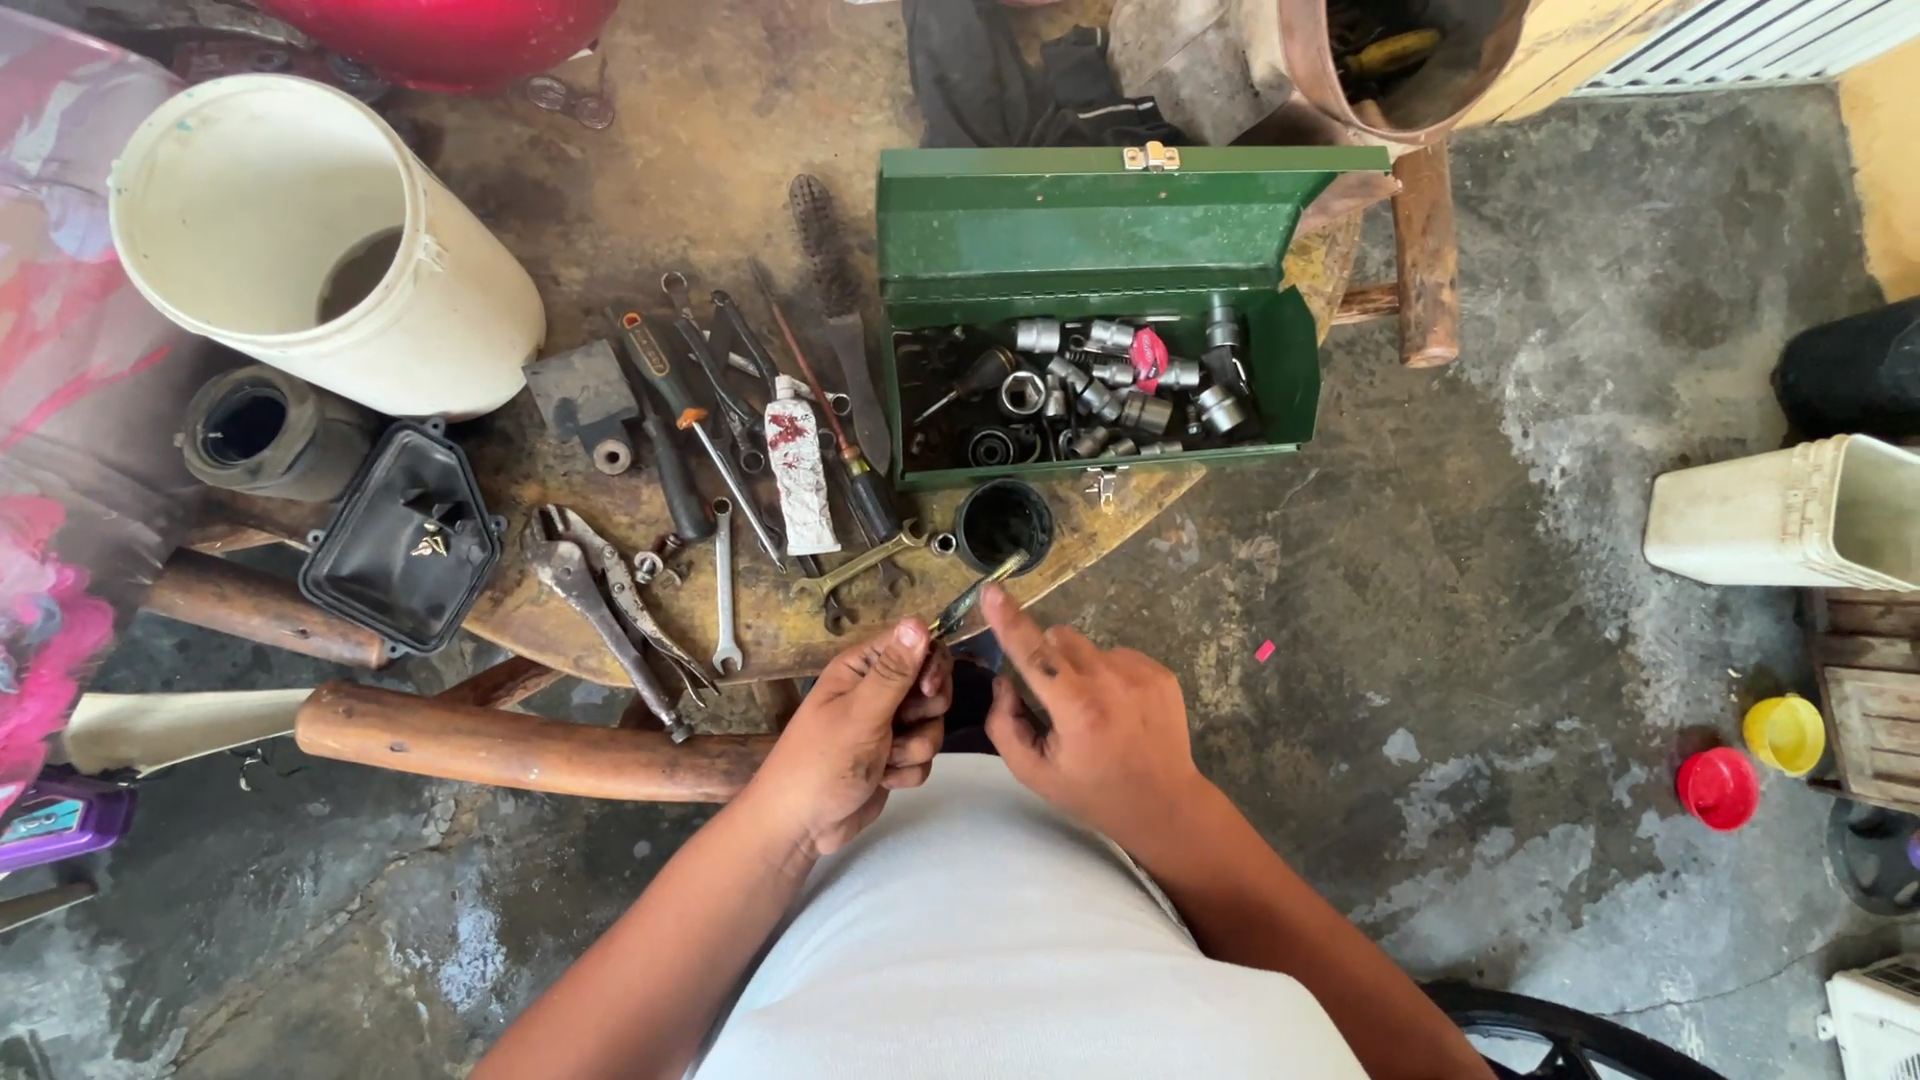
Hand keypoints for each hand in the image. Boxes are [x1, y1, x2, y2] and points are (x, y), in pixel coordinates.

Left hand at [743, 619, 951, 857]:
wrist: (801, 827)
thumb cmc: (821, 763)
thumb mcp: (860, 714)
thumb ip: (894, 672)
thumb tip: (918, 621)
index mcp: (861, 668)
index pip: (914, 644)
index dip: (930, 664)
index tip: (929, 690)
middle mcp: (876, 691)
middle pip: (932, 685)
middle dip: (926, 711)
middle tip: (902, 725)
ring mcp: (886, 726)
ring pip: (932, 724)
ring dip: (914, 748)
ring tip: (884, 761)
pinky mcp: (893, 758)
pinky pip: (924, 756)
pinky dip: (907, 771)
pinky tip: (883, 780)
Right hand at [981, 585, 1209, 845]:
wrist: (1166, 805)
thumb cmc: (1093, 793)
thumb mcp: (1035, 774)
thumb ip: (1005, 726)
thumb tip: (1003, 680)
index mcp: (1076, 709)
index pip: (1033, 653)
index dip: (1008, 620)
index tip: (991, 591)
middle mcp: (1109, 682)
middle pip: (1058, 638)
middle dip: (1046, 657)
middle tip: (1055, 698)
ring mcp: (1140, 673)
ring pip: (1086, 646)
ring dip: (1077, 667)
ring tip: (1093, 709)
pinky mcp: (1160, 672)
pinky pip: (1116, 654)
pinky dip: (1107, 673)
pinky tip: (1118, 708)